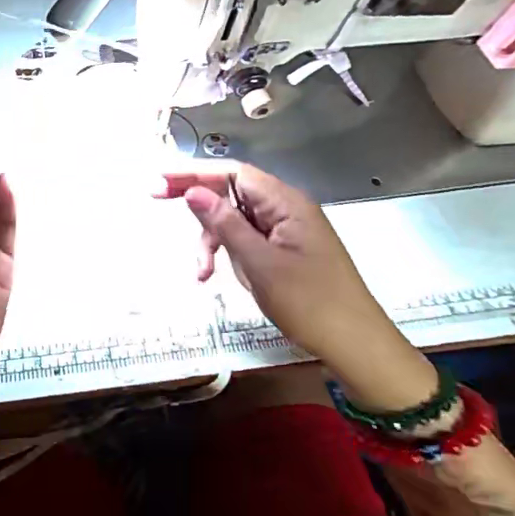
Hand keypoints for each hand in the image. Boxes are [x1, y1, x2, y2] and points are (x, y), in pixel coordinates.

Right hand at [156, 163, 398, 363]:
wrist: (355, 342)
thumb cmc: (309, 302)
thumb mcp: (259, 263)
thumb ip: (225, 224)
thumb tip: (193, 190)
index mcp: (286, 202)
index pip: (233, 172)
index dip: (194, 172)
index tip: (160, 181)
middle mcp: (289, 209)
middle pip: (235, 194)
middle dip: (202, 208)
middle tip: (159, 203)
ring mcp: (291, 231)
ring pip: (240, 222)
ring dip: (218, 242)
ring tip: (206, 274)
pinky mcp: (291, 252)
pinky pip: (253, 242)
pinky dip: (235, 256)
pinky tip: (227, 277)